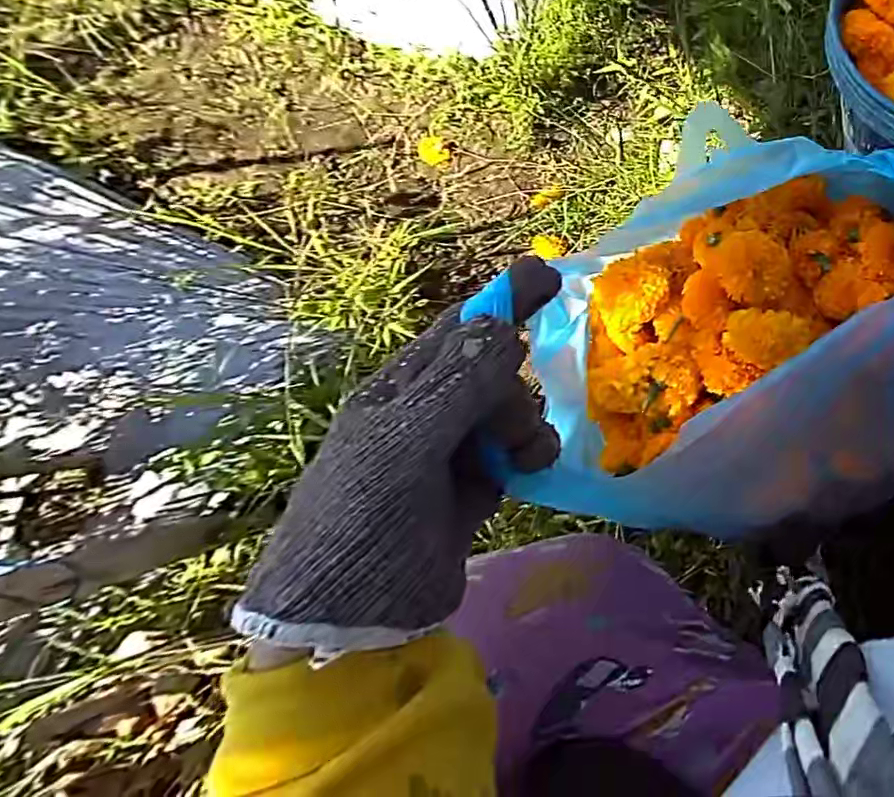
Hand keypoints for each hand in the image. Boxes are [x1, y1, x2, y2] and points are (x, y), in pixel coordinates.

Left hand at [232, 258, 561, 655]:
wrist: (349, 618)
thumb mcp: (404, 447)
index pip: (458, 329)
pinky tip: (526, 469)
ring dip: (524, 424)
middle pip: (494, 368)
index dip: (501, 299)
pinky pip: (520, 446)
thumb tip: (501, 326)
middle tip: (515, 420)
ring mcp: (455, 448)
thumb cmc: (360, 523)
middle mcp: (430, 412)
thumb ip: (457, 385)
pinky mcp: (479, 482)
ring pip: (512, 408)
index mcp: (400, 391)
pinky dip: (532, 451)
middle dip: (511, 385)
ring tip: (519, 457)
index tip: (545, 273)